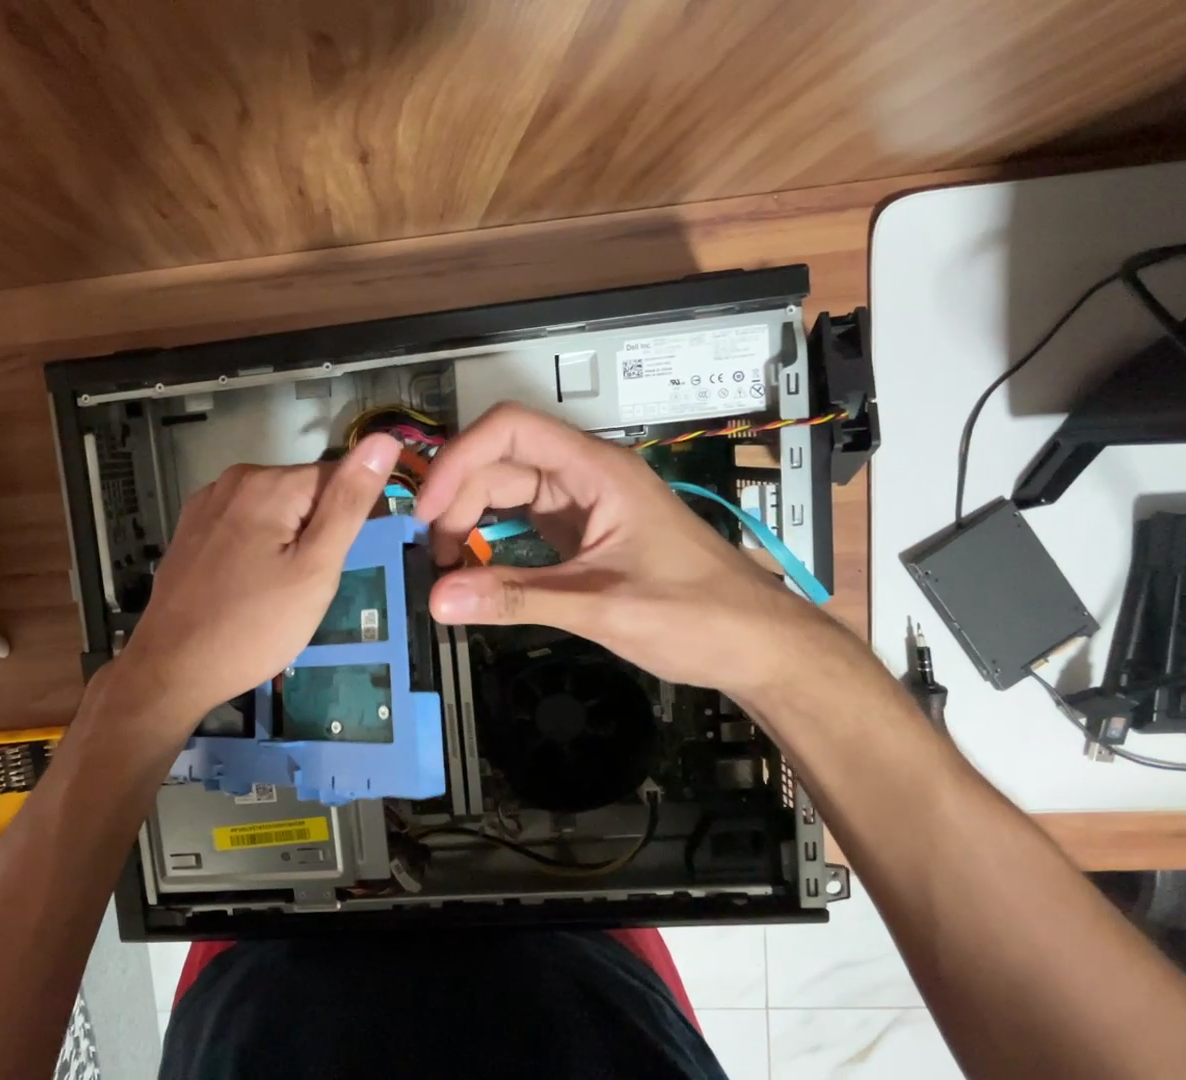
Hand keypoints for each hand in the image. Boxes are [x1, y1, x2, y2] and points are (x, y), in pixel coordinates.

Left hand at [113, 433, 401, 731]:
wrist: (174, 667)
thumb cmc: (254, 626)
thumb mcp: (316, 569)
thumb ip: (349, 503)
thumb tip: (383, 440)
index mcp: (269, 483)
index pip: (338, 477)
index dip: (350, 520)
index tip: (337, 563)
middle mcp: (235, 479)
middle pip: (303, 493)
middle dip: (315, 532)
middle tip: (305, 585)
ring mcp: (207, 503)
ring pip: (273, 510)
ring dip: (286, 541)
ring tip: (276, 589)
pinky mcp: (191, 528)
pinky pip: (243, 524)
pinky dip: (255, 547)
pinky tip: (247, 584)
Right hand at [413, 404, 835, 697]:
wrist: (757, 645)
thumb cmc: (696, 616)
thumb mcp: (600, 606)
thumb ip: (516, 598)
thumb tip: (438, 599)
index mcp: (596, 470)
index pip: (509, 430)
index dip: (458, 460)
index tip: (427, 513)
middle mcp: (584, 476)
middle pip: (498, 462)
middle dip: (457, 502)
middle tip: (436, 559)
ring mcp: (581, 504)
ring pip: (504, 492)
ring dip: (468, 521)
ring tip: (449, 568)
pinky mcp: (579, 533)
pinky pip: (519, 522)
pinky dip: (490, 542)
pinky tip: (474, 570)